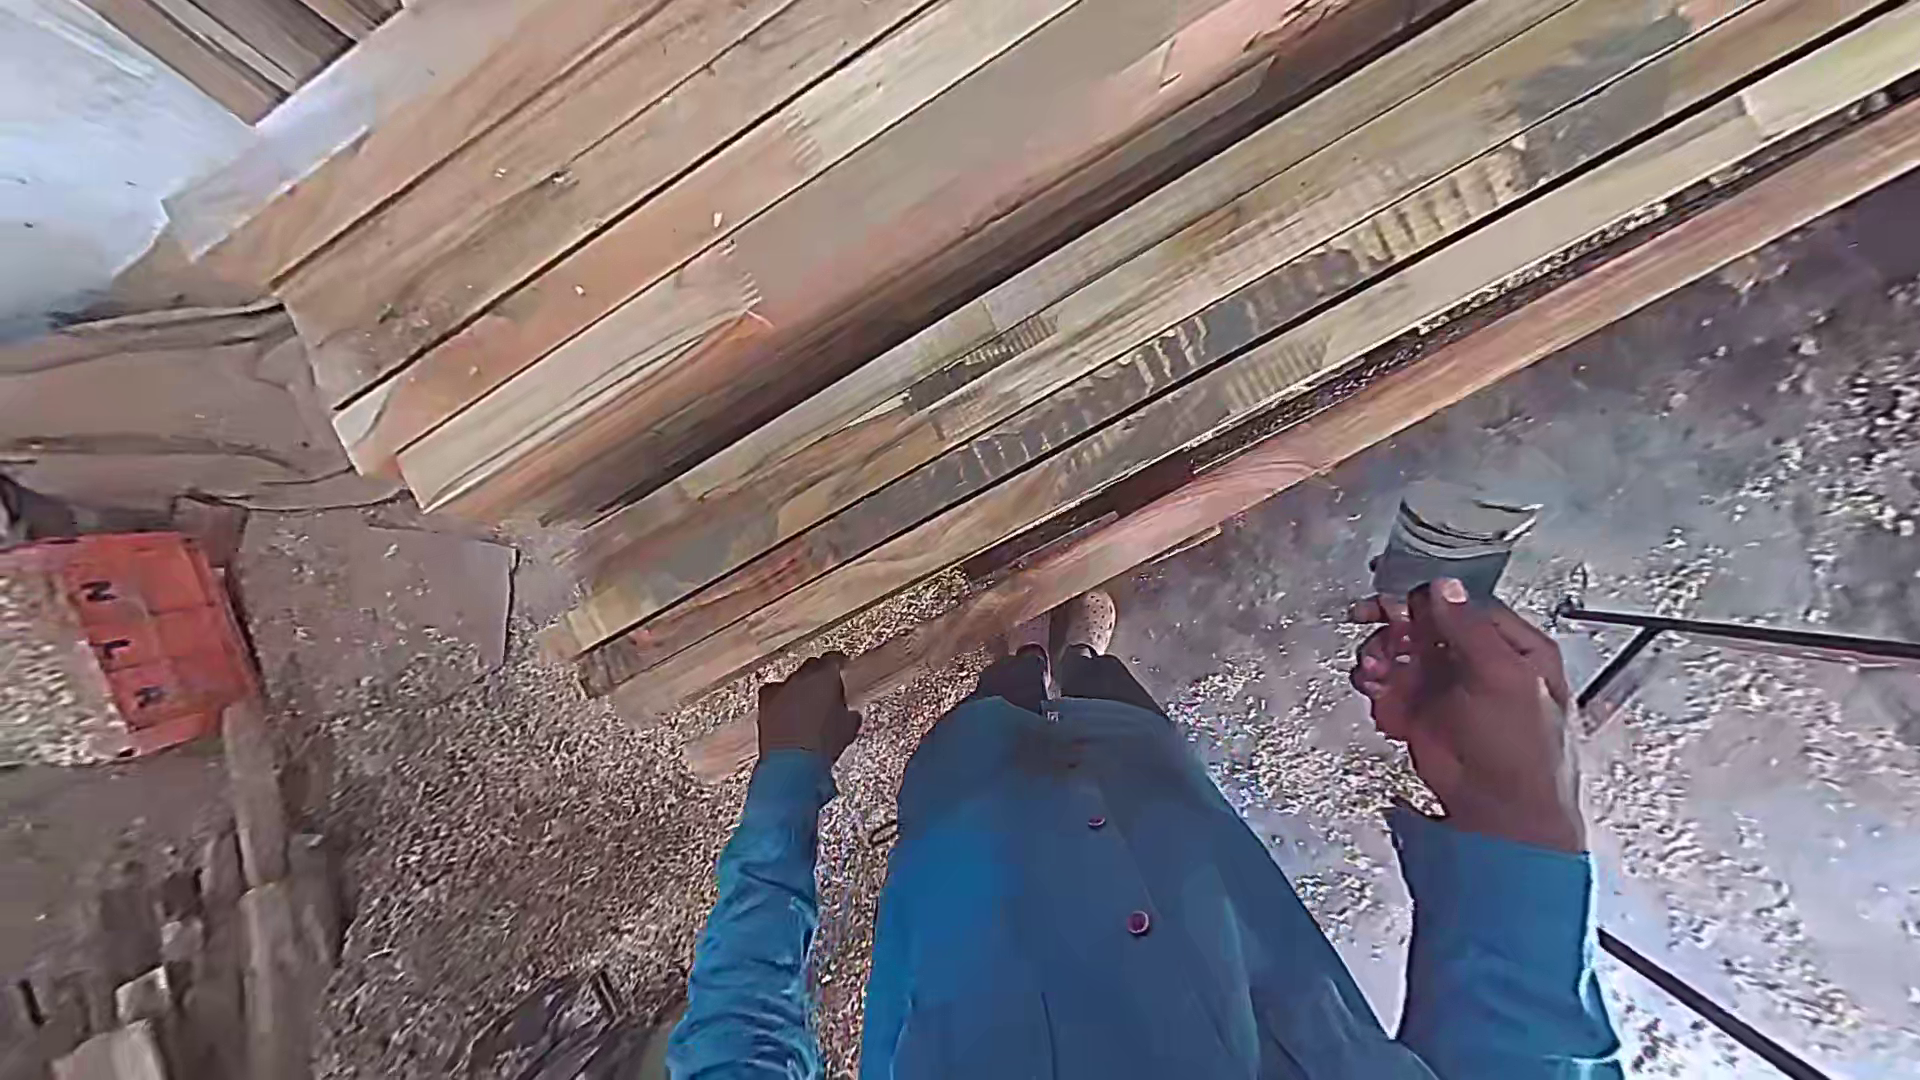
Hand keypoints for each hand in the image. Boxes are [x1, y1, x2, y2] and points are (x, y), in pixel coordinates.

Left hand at [758, 653, 861, 763]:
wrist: (792, 764)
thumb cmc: (823, 744)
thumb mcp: (848, 727)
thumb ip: (849, 712)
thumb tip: (850, 714)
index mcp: (826, 676)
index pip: (834, 658)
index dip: (838, 663)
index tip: (841, 668)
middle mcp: (802, 676)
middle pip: (812, 666)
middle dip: (818, 675)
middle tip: (825, 690)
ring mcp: (781, 688)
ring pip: (792, 680)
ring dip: (799, 688)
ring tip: (805, 705)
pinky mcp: (764, 703)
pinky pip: (774, 693)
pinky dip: (780, 700)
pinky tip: (785, 713)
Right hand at [1348, 579, 1585, 852]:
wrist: (1493, 806)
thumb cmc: (1519, 748)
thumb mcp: (1503, 678)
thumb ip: (1469, 629)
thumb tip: (1443, 587)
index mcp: (1510, 646)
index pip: (1461, 602)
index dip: (1425, 595)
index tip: (1395, 592)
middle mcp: (1470, 657)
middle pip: (1418, 619)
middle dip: (1390, 620)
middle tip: (1367, 617)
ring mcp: (1438, 679)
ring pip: (1393, 643)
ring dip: (1376, 650)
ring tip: (1376, 669)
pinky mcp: (1409, 700)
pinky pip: (1378, 674)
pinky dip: (1368, 676)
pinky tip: (1373, 686)